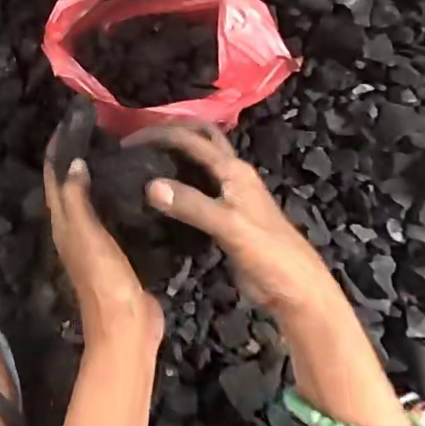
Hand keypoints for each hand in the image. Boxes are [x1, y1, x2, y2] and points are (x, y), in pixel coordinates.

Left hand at [43, 136, 160, 351]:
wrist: (127, 328)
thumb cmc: (103, 279)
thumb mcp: (87, 234)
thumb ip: (77, 199)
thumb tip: (72, 161)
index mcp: (61, 220)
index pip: (52, 173)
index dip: (58, 146)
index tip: (72, 120)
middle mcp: (72, 224)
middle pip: (67, 180)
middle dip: (75, 153)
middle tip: (97, 128)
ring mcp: (93, 236)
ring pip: (88, 193)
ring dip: (94, 170)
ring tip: (115, 147)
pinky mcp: (114, 247)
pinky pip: (109, 210)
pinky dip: (113, 192)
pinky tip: (132, 184)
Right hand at [123, 122, 344, 321]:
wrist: (299, 294)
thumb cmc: (269, 256)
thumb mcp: (229, 228)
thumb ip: (191, 205)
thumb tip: (148, 185)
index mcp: (234, 169)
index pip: (190, 138)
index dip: (157, 135)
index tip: (125, 144)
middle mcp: (231, 173)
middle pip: (199, 137)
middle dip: (168, 131)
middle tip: (136, 141)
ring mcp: (229, 193)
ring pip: (198, 159)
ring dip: (173, 152)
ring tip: (141, 159)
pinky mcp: (224, 213)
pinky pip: (196, 185)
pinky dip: (177, 178)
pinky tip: (157, 190)